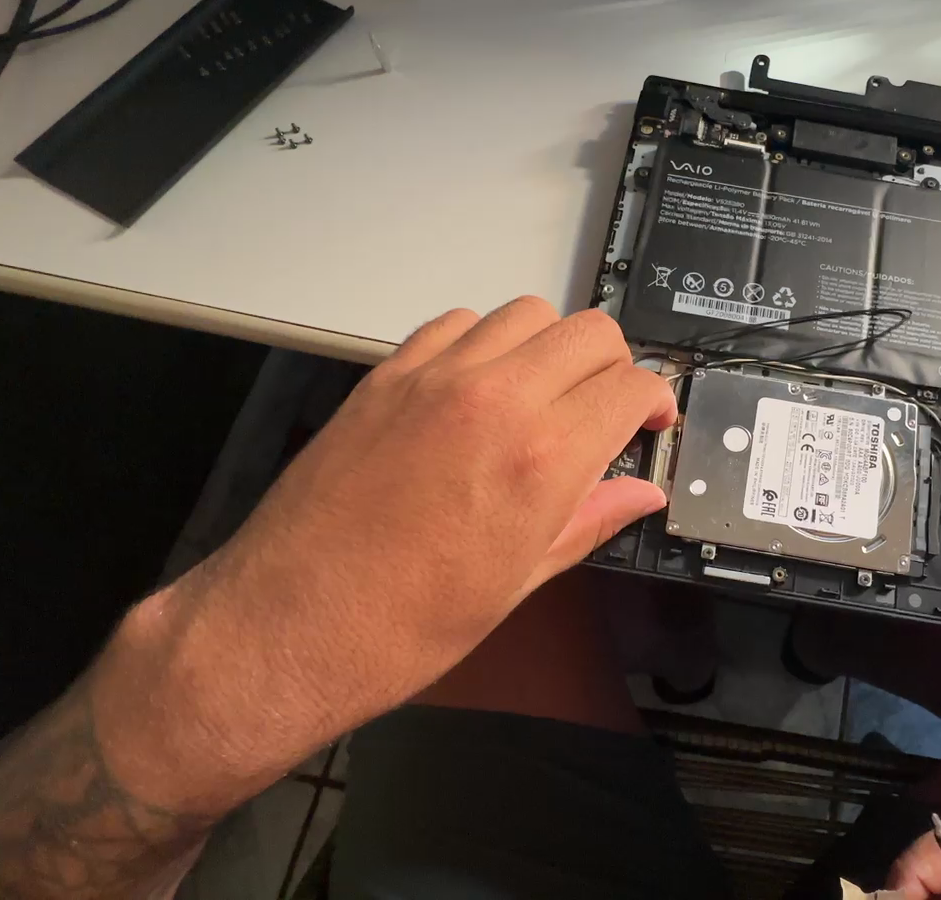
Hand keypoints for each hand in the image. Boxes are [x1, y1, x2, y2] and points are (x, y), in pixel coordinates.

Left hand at [94, 298, 676, 808]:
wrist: (287, 628)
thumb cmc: (404, 625)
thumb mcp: (522, 581)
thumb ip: (592, 519)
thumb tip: (641, 495)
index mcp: (541, 459)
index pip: (630, 386)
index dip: (654, 402)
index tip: (648, 422)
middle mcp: (496, 400)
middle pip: (591, 332)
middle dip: (615, 364)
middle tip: (605, 406)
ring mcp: (436, 378)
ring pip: (529, 312)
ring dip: (552, 346)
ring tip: (543, 392)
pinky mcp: (388, 375)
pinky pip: (458, 322)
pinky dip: (485, 341)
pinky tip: (480, 385)